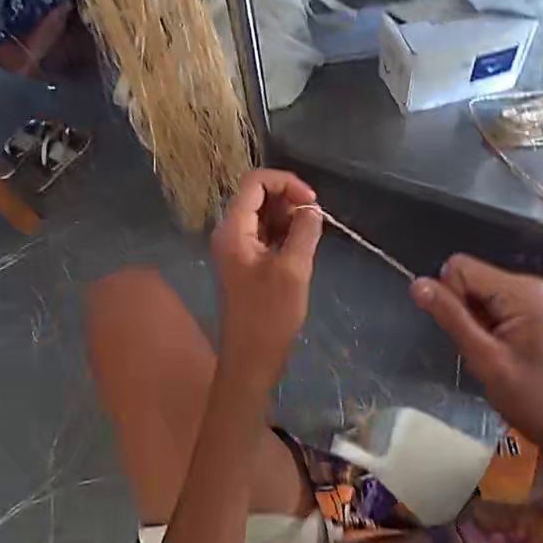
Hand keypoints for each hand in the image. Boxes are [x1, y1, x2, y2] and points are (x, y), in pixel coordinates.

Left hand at [210, 170, 323, 393]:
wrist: (250, 359)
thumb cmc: (269, 316)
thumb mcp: (293, 270)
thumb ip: (304, 232)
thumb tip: (312, 208)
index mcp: (233, 229)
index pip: (255, 182)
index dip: (286, 182)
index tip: (312, 201)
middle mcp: (229, 232)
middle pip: (257, 195)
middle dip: (288, 198)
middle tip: (313, 218)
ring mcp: (236, 247)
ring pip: (262, 214)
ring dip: (287, 215)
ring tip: (310, 233)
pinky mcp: (245, 262)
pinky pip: (264, 233)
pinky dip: (283, 231)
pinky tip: (301, 245)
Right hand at [411, 255, 542, 441]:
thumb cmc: (530, 397)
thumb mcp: (484, 358)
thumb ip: (449, 317)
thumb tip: (417, 284)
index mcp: (520, 290)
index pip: (459, 267)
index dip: (450, 298)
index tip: (468, 332)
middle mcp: (523, 285)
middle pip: (464, 276)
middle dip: (459, 310)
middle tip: (480, 345)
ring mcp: (522, 296)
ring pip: (468, 290)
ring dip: (468, 320)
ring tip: (489, 349)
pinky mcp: (518, 308)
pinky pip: (479, 302)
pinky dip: (477, 325)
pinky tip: (494, 347)